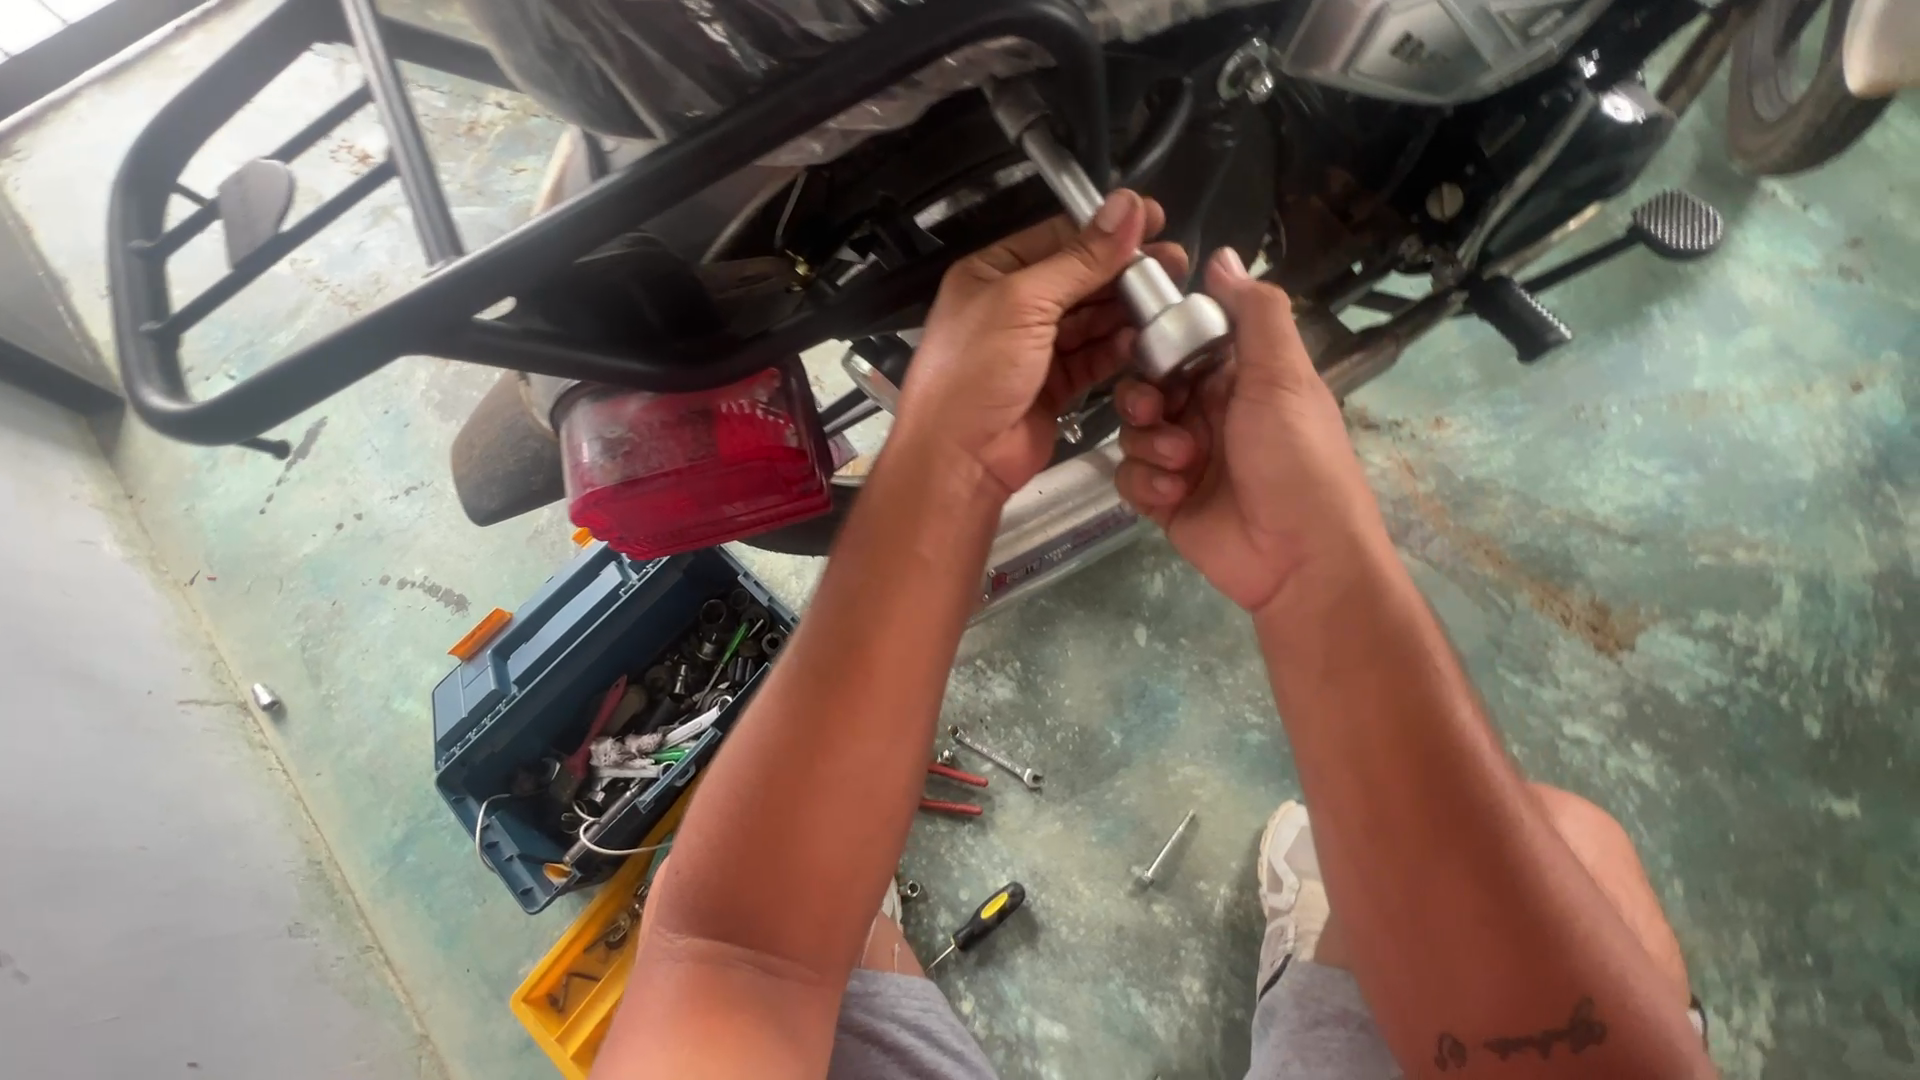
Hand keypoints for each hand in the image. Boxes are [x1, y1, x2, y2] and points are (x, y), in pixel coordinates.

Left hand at [892, 190, 1187, 497]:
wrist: (958, 458)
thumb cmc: (975, 373)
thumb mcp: (1024, 303)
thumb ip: (1080, 259)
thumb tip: (1127, 207)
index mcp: (992, 274)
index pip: (1057, 239)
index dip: (1106, 230)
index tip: (1153, 221)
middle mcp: (1012, 308)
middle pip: (1079, 279)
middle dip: (1124, 273)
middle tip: (1174, 265)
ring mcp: (1033, 349)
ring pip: (1090, 320)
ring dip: (1126, 311)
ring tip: (1168, 302)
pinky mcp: (1053, 386)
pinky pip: (1092, 359)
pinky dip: (1117, 349)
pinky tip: (1144, 339)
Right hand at [1112, 248, 1387, 615]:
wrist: (1298, 556)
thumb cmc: (1296, 458)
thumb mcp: (1284, 377)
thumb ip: (1254, 315)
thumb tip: (1221, 257)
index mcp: (1237, 380)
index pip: (1180, 346)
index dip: (1157, 345)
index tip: (1144, 348)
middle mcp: (1206, 414)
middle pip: (1145, 388)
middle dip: (1143, 399)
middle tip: (1157, 412)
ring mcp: (1183, 459)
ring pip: (1132, 433)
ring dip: (1150, 446)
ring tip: (1184, 465)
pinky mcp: (1164, 500)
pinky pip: (1129, 478)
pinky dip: (1145, 484)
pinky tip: (1172, 495)